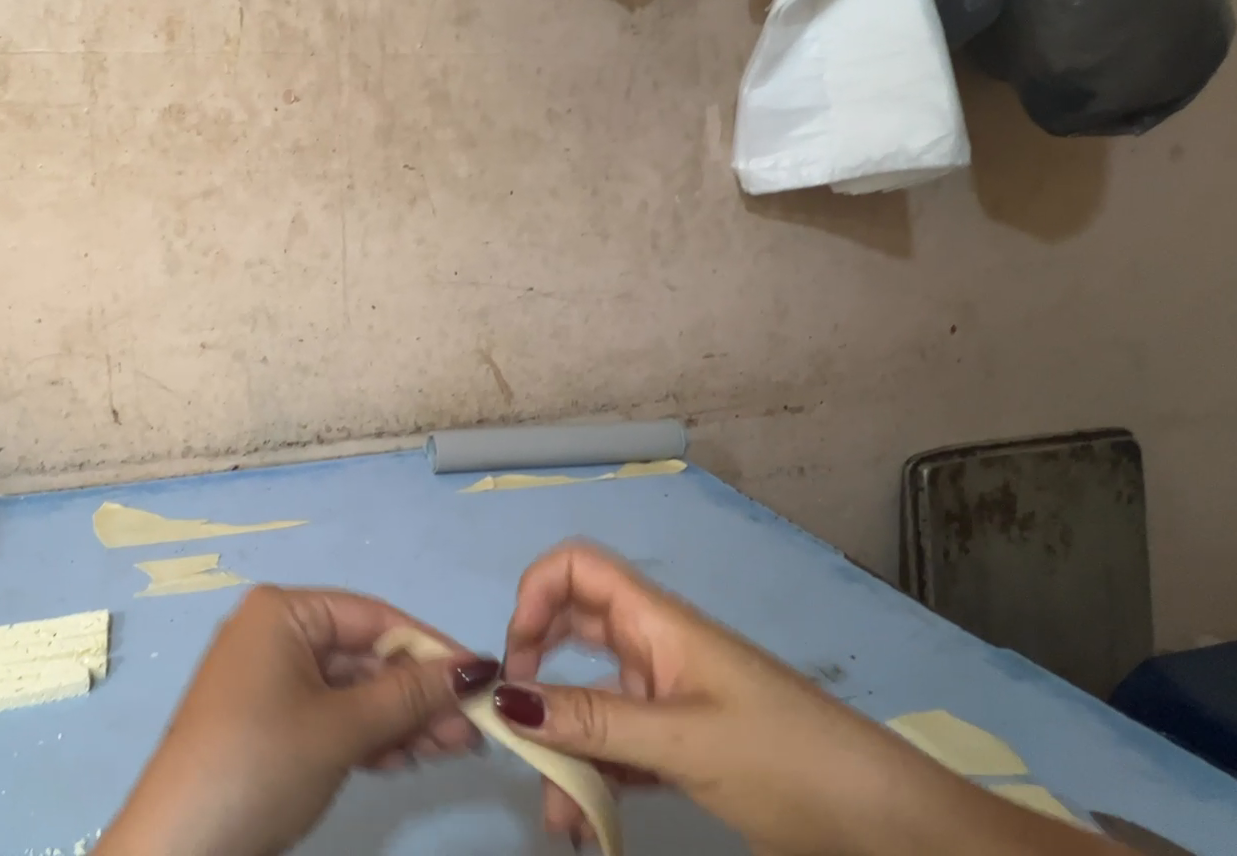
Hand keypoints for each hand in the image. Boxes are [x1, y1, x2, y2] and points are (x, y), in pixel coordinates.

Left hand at [101, 585, 499, 855]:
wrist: (180, 846)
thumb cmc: (262, 762)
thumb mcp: (342, 727)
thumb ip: (410, 695)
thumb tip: (477, 667)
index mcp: (283, 612)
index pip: (373, 617)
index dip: (430, 648)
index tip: (484, 679)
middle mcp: (275, 633)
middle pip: (364, 655)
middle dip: (418, 693)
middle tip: (473, 732)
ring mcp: (269, 678)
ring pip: (352, 689)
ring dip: (400, 719)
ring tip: (451, 751)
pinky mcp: (269, 720)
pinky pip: (331, 714)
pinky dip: (368, 735)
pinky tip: (403, 759)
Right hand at [496, 542, 1129, 855]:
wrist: (894, 831)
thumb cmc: (789, 761)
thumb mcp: (682, 742)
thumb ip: (591, 721)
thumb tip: (504, 701)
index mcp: (658, 623)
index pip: (578, 570)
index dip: (534, 594)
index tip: (517, 658)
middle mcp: (655, 648)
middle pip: (573, 631)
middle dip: (535, 673)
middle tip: (515, 723)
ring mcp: (669, 696)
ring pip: (591, 698)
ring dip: (563, 743)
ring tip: (555, 810)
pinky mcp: (683, 742)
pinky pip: (618, 743)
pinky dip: (595, 774)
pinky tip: (585, 821)